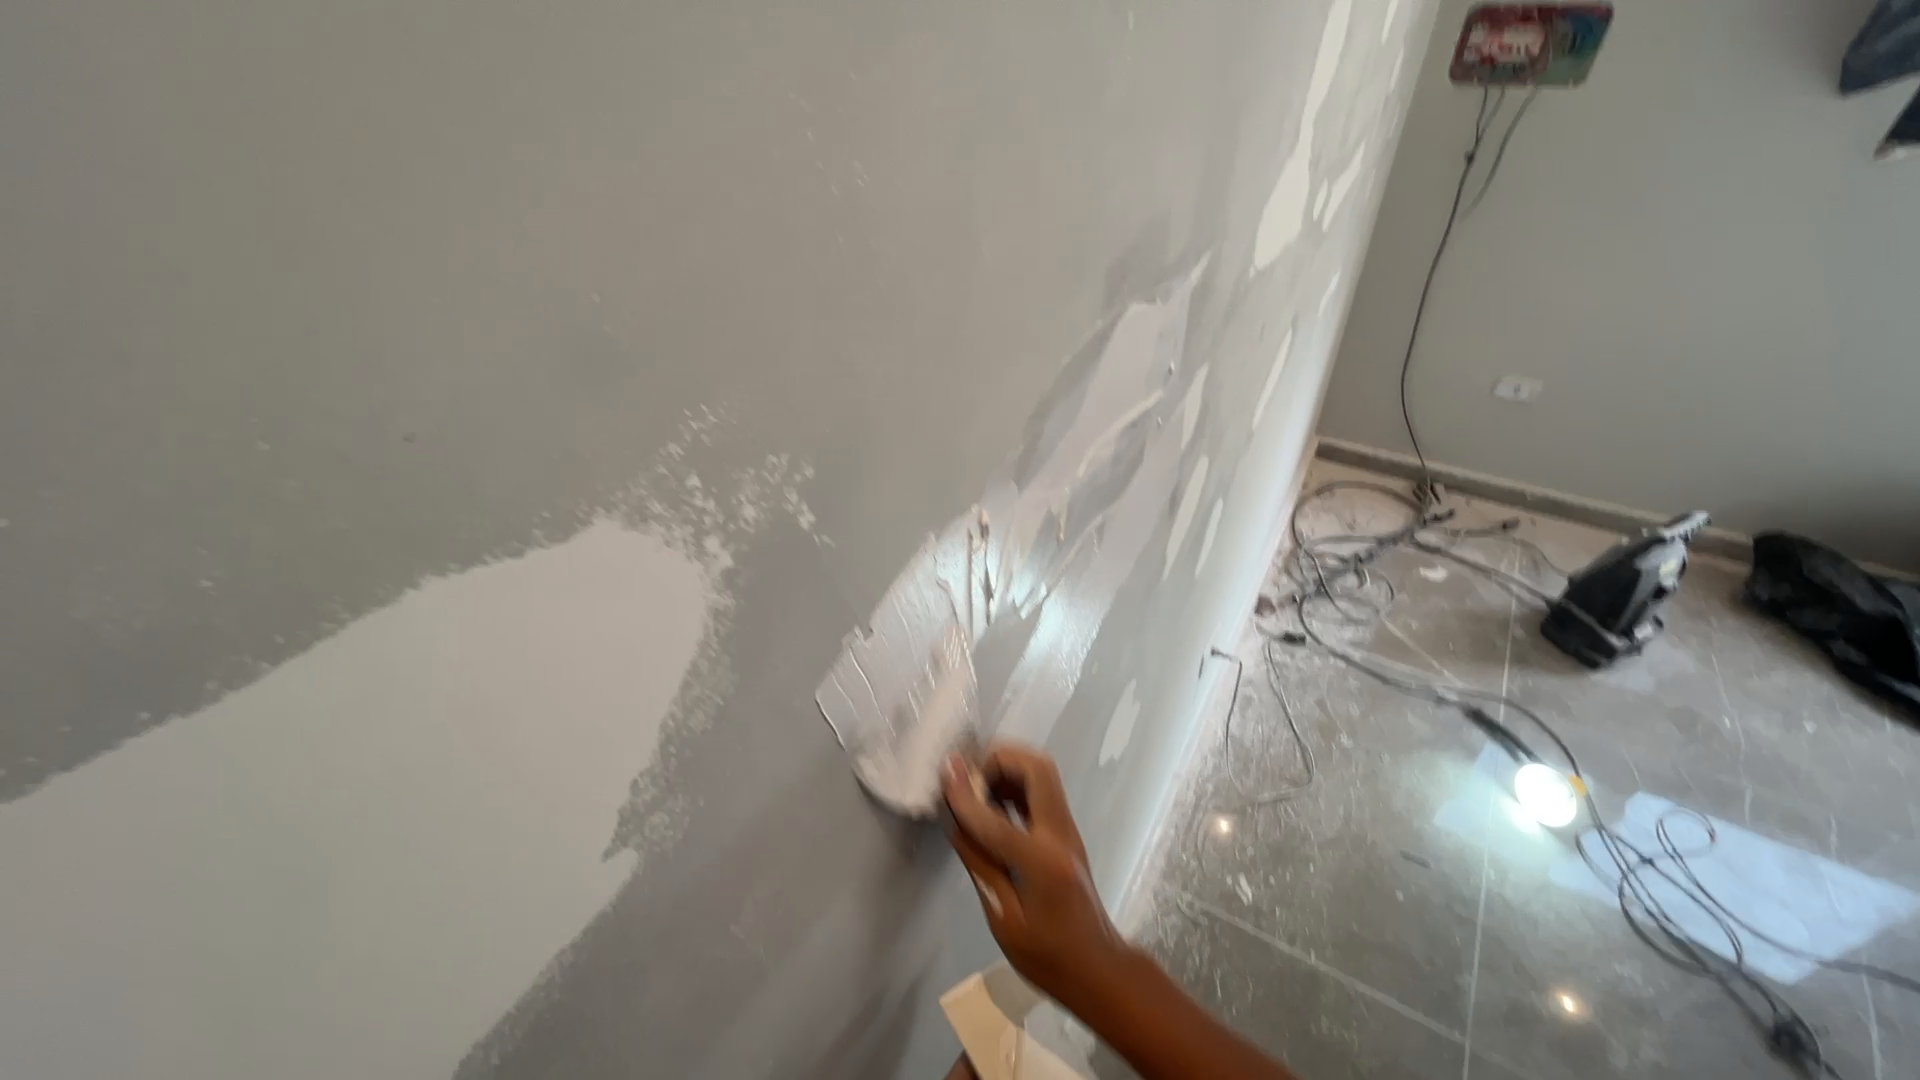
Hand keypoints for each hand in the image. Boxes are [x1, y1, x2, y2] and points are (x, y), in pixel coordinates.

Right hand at [941, 743, 1134, 1015]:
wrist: (1096, 968)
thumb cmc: (1046, 955)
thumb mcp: (1002, 918)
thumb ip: (979, 864)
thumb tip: (956, 820)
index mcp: (1042, 862)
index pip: (995, 817)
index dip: (964, 794)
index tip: (944, 773)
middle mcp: (1060, 835)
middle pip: (1037, 768)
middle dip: (998, 759)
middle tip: (967, 776)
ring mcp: (1068, 830)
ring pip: (1042, 774)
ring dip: (1007, 768)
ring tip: (974, 785)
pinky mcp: (1065, 833)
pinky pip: (1041, 791)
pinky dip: (1014, 784)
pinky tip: (989, 803)